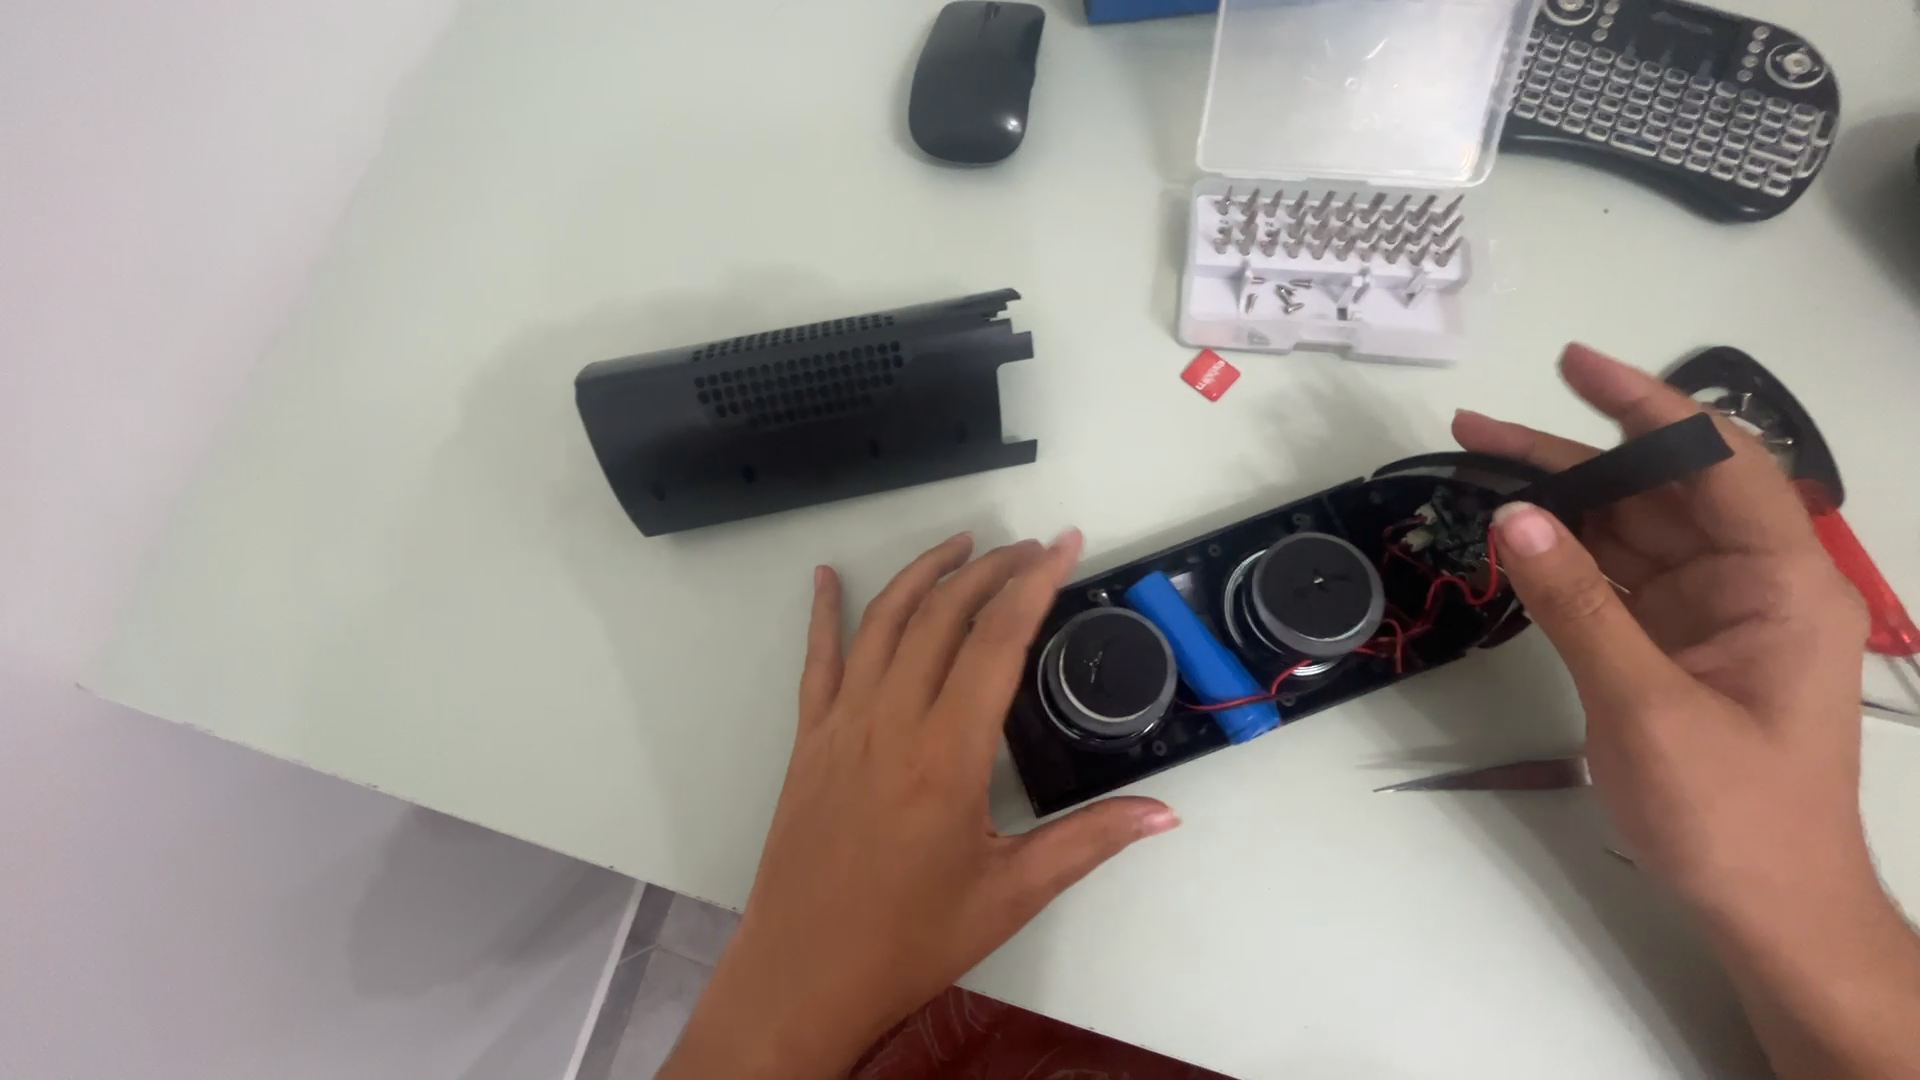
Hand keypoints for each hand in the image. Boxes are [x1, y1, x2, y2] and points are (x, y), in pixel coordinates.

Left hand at [660, 531, 1179, 1079]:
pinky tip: (826, 577)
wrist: (803, 975)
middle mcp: (892, 719)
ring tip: (962, 543)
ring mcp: (843, 722)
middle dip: (991, 569)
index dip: (1035, 583)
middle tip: (1030, 548)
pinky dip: (825, 612)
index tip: (1062, 545)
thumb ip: (1090, 840)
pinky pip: (816, 659)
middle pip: (944, 615)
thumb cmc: (910, 939)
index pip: (999, 640)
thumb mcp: (1012, 893)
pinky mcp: (810, 737)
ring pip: (884, 622)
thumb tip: (1166, 812)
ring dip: (925, 573)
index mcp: (948, 752)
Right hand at [1457, 344, 1919, 1078]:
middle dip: (1566, 454)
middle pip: (1650, 491)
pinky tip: (1504, 531)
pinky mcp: (1656, 638)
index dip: (1648, 407)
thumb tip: (1513, 518)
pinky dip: (1549, 551)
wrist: (1758, 900)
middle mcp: (1741, 582)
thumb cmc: (1729, 809)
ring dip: (1547, 499)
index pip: (1715, 466)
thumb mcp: (1645, 702)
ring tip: (1469, 467)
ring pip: (1616, 530)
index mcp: (1778, 585)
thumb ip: (1578, 603)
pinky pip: (1598, 575)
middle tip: (1473, 429)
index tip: (1573, 368)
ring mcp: (1696, 611)